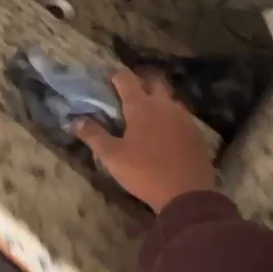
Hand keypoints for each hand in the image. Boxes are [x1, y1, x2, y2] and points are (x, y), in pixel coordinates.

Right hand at [74, 70, 217, 212]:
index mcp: (141, 106)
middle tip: (129, 94)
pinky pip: (181, 117)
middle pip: (153, 82)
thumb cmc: (145, 172)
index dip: (116, 75)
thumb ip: (94, 136)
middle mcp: (164, 105)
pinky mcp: (196, 133)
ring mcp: (183, 118)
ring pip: (169, 100)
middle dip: (141, 82)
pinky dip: (170, 118)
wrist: (188, 195)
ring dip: (158, 101)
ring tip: (147, 114)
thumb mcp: (112, 157)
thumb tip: (76, 121)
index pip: (126, 79)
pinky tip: (166, 133)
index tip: (108, 78)